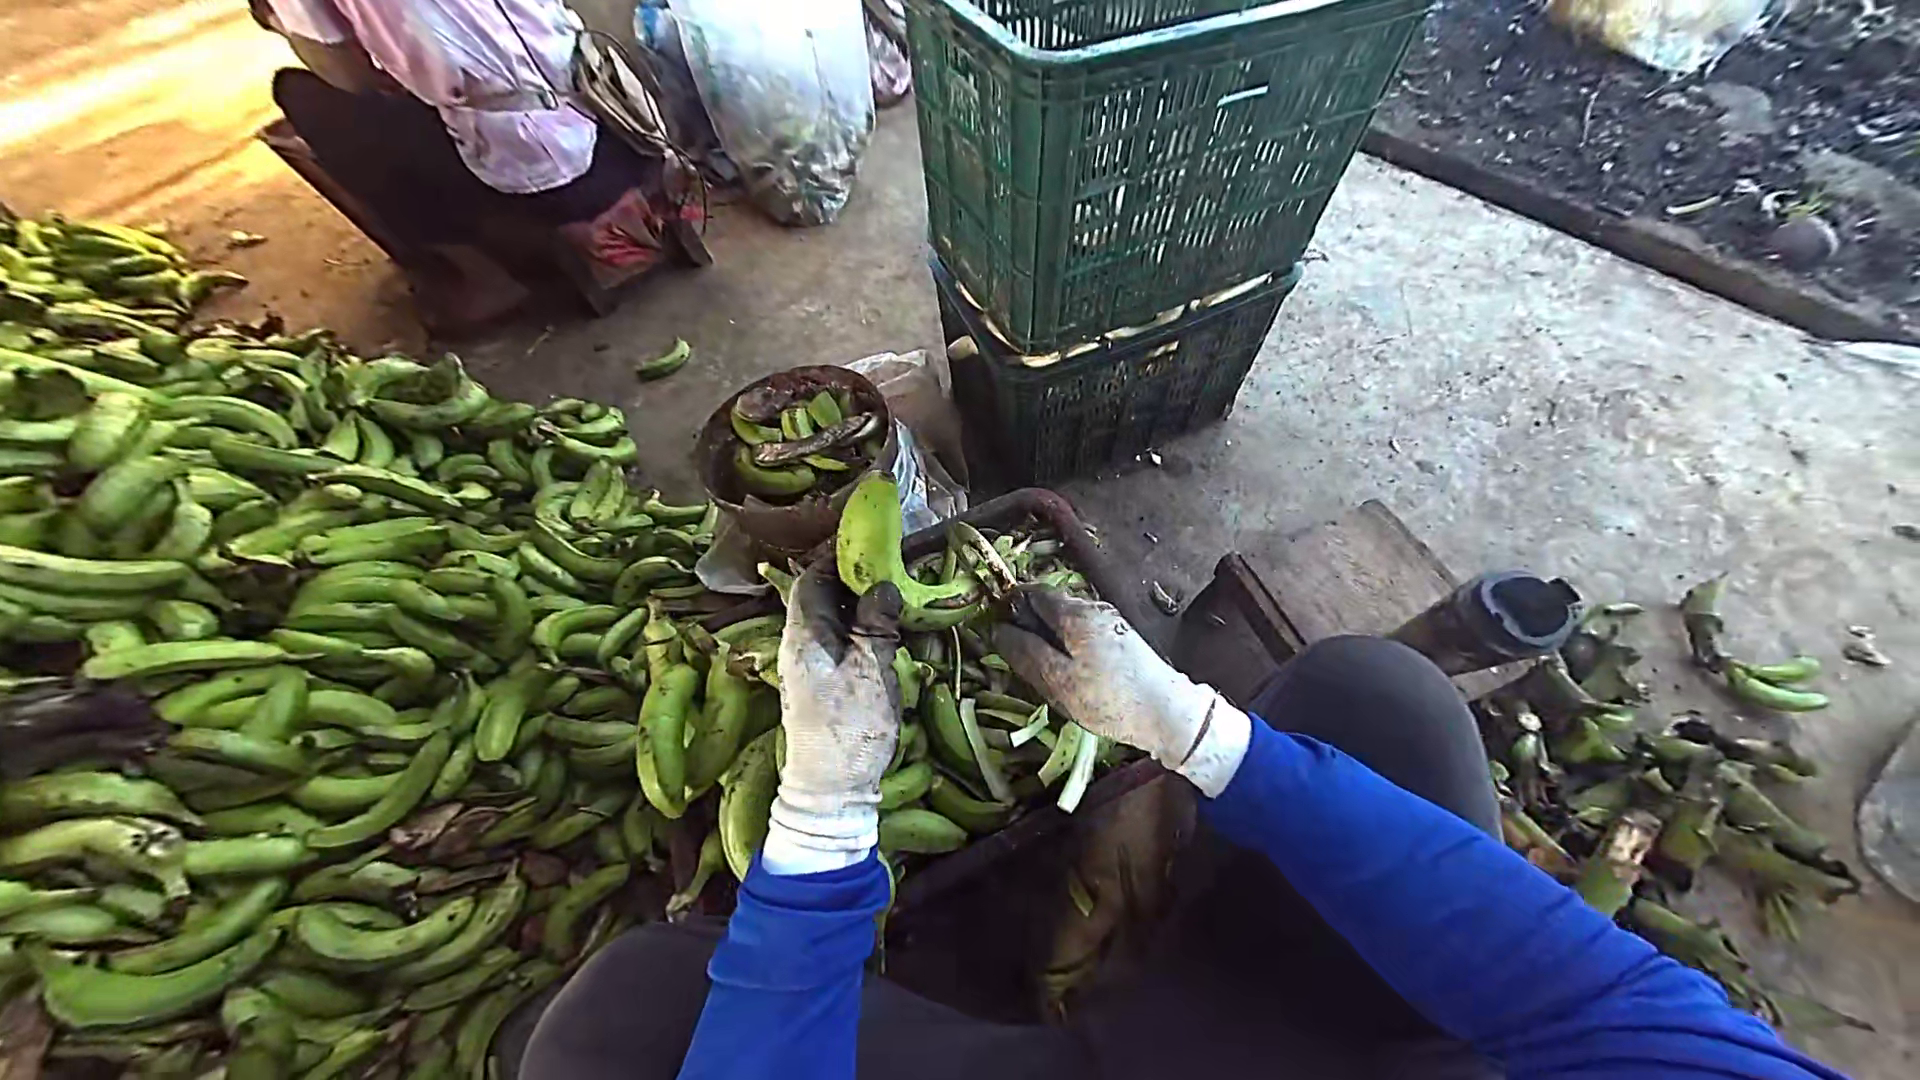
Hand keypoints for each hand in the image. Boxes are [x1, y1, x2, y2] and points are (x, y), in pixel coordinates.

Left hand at [763, 569, 903, 874]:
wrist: (831, 788)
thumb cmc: (849, 727)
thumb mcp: (870, 671)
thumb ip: (876, 624)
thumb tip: (882, 585)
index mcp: (804, 636)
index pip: (810, 580)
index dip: (833, 557)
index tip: (866, 544)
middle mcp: (799, 644)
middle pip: (818, 596)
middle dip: (849, 577)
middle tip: (887, 564)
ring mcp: (809, 664)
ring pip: (829, 618)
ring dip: (855, 601)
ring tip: (890, 589)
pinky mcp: (821, 681)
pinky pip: (837, 638)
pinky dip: (857, 625)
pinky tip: (882, 626)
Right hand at [993, 587, 1249, 796]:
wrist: (1168, 713)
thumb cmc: (1107, 699)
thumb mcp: (1056, 680)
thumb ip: (1025, 651)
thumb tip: (997, 629)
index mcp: (1074, 612)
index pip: (1032, 592)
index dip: (1010, 605)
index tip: (997, 628)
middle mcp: (1093, 607)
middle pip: (1050, 604)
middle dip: (1028, 623)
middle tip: (1018, 657)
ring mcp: (1109, 621)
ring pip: (1066, 619)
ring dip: (1048, 636)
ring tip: (1043, 670)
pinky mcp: (1120, 637)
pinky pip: (1082, 632)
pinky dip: (1067, 645)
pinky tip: (1070, 673)